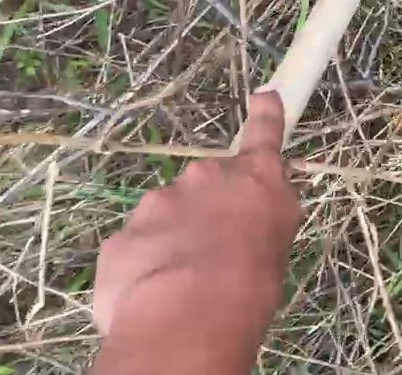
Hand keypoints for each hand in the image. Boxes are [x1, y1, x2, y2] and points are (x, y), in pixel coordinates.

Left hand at [93, 91, 300, 374]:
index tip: (263, 95)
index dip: (265, 113)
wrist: (194, 306)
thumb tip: (256, 202)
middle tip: (212, 243)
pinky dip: (143, 263)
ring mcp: (157, 204)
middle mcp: (205, 176)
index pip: (264, 132)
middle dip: (204, 205)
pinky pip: (133, 246)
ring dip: (171, 235)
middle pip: (204, 184)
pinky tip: (152, 288)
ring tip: (181, 275)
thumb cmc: (256, 266)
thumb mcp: (282, 228)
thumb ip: (267, 203)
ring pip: (164, 215)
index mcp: (254, 172)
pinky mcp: (119, 238)